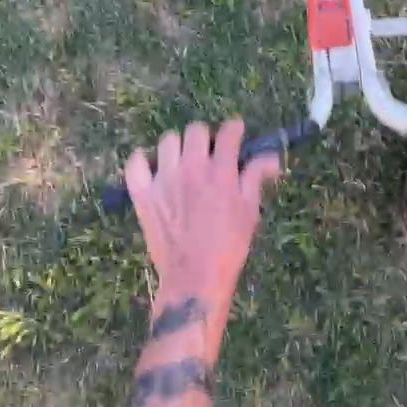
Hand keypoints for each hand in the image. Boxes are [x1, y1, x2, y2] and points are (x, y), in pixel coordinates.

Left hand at [124, 120, 280, 324]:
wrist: (195, 277)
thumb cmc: (229, 245)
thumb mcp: (250, 210)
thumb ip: (256, 177)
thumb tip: (271, 156)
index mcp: (221, 171)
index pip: (228, 132)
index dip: (235, 129)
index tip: (236, 135)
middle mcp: (192, 168)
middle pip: (196, 130)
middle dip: (207, 138)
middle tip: (210, 154)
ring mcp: (164, 179)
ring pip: (168, 141)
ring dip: (179, 147)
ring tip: (183, 162)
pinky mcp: (143, 194)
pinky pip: (135, 163)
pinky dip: (142, 162)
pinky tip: (153, 170)